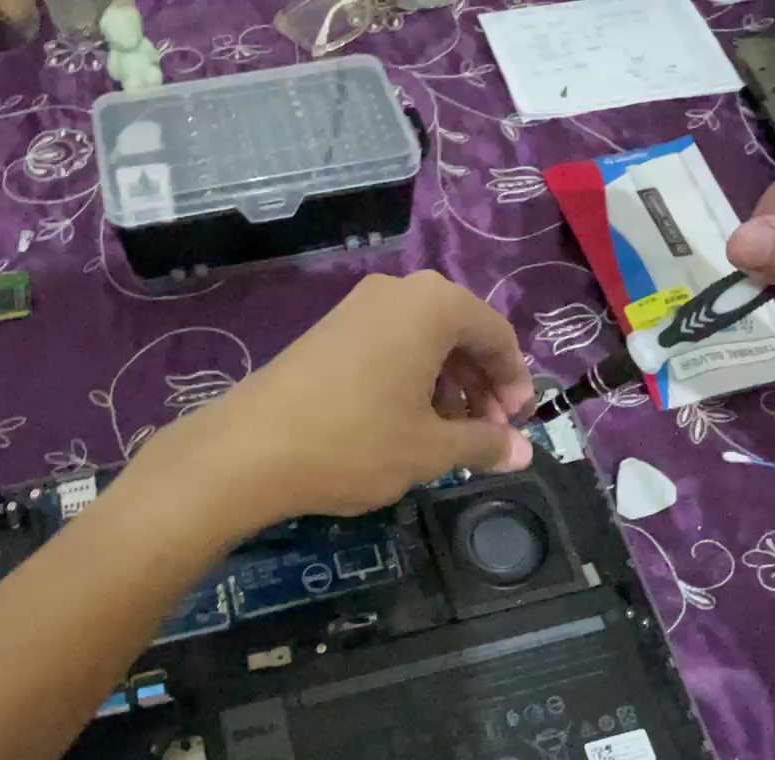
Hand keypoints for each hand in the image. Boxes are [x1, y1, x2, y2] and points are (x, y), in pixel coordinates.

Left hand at [134, 270, 535, 528]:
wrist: (250, 449)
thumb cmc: (355, 443)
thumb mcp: (429, 450)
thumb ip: (483, 444)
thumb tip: (524, 453)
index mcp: (433, 305)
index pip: (497, 335)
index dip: (516, 383)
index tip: (518, 426)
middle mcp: (397, 292)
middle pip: (460, 335)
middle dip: (481, 388)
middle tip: (487, 436)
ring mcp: (356, 309)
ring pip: (423, 344)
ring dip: (447, 389)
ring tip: (448, 438)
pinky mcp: (328, 332)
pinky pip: (389, 349)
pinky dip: (411, 382)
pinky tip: (406, 425)